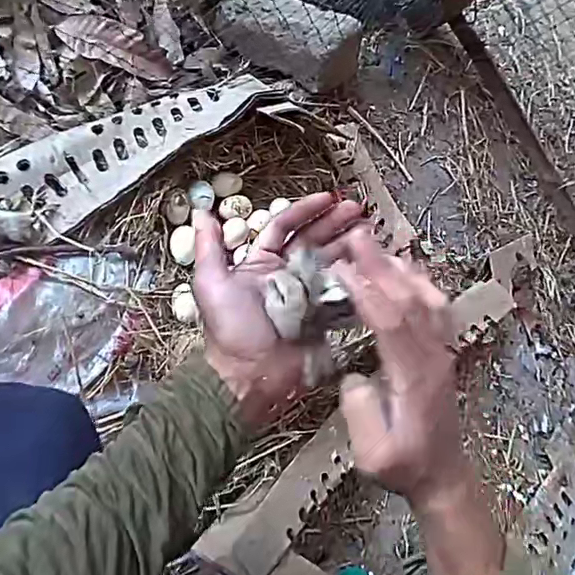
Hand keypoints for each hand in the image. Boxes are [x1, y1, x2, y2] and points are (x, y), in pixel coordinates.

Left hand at [193, 191, 363, 427]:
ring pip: (332, 261)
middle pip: (315, 240)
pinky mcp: (324, 316)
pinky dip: (358, 277)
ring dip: (350, 244)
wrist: (250, 376)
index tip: (327, 197)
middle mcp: (286, 275)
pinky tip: (372, 264)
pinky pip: (343, 292)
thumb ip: (208, 246)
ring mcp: (307, 295)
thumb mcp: (211, 283)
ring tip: (369, 230)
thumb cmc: (229, 331)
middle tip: (357, 208)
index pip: (285, 227)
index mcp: (260, 264)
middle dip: (335, 222)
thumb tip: (201, 210)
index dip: (305, 210)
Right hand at [333, 227, 503, 574]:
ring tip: (374, 242)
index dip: (365, 292)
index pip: (390, 323)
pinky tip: (404, 267)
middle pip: (409, 299)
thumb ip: (361, 411)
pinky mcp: (442, 350)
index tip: (340, 268)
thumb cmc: (404, 467)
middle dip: (380, 265)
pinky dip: (419, 280)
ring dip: (398, 267)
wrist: (443, 476)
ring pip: (425, 298)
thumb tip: (354, 375)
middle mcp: (434, 356)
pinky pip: (435, 306)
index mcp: (415, 378)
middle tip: (357, 235)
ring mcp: (442, 351)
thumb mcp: (372, 454)